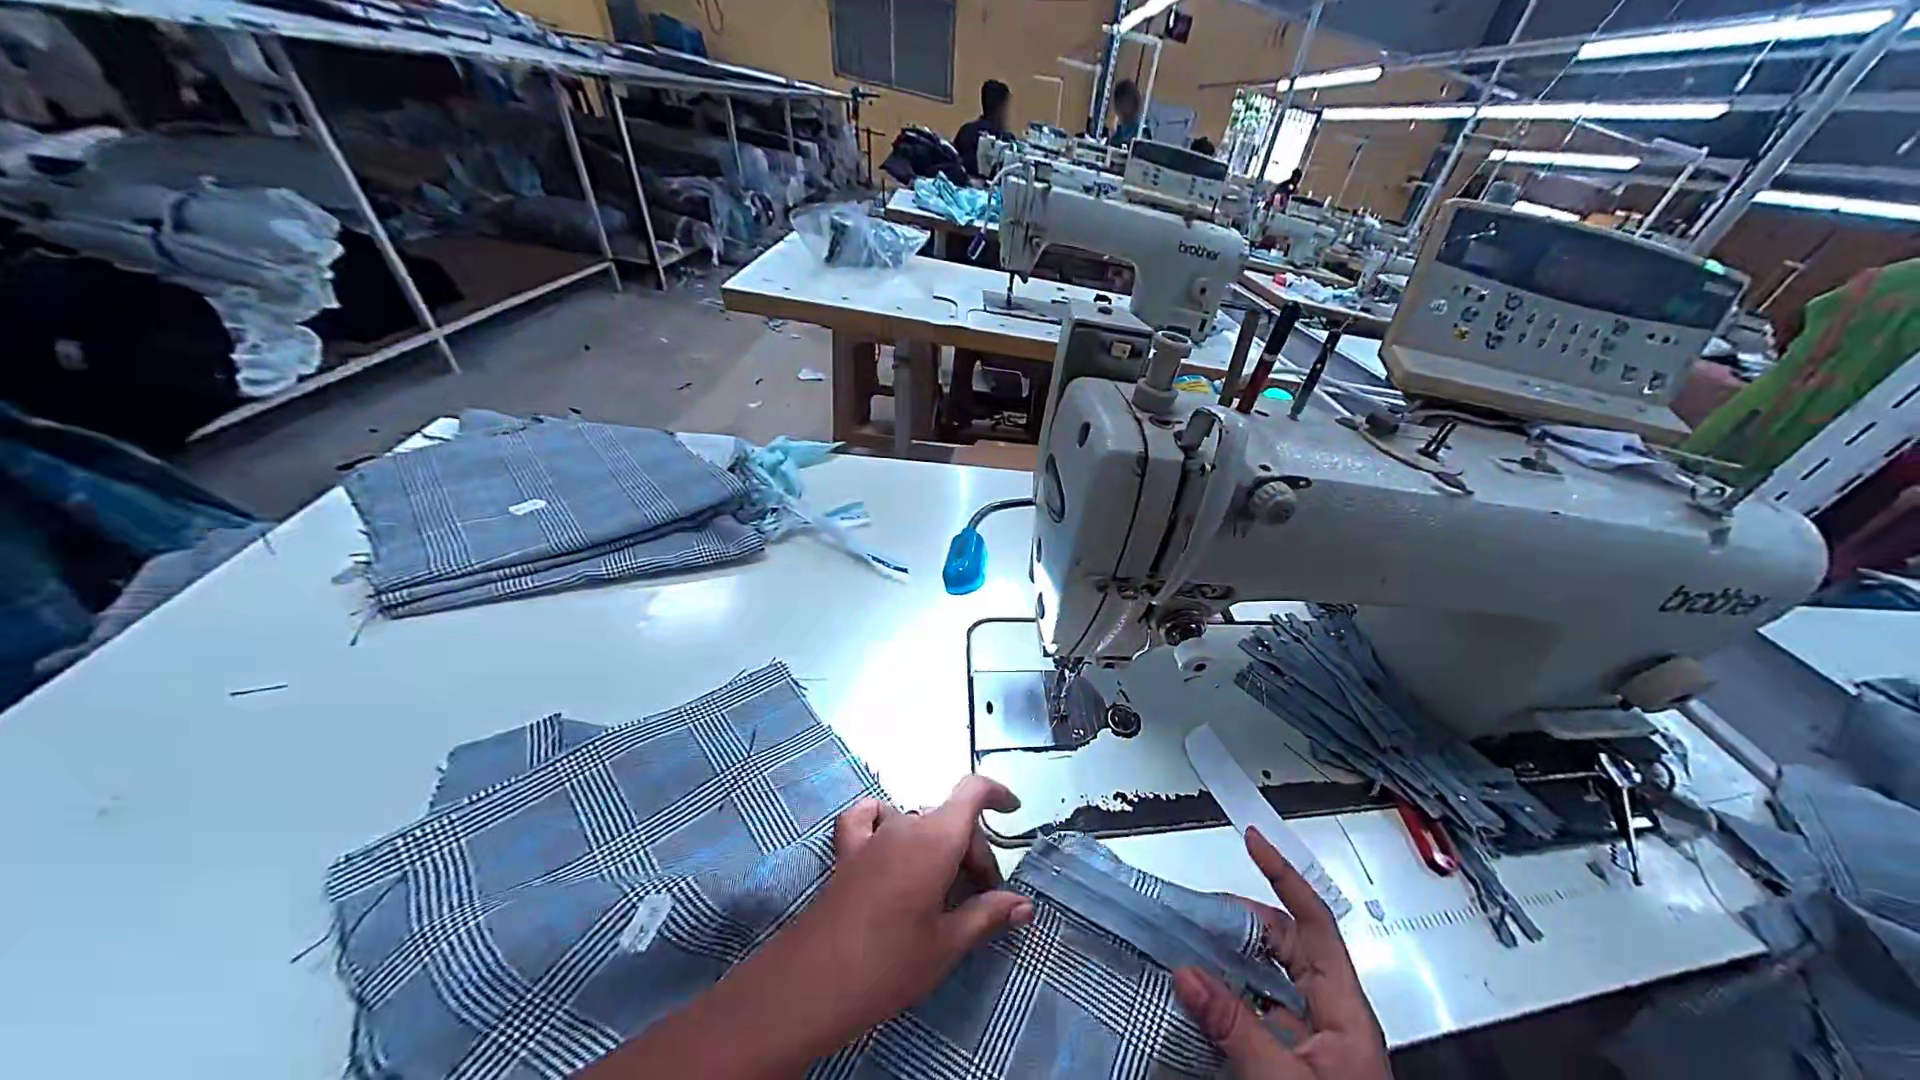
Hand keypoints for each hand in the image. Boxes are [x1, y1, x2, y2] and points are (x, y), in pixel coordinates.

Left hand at [584, 776, 1031, 1079]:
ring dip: (937, 845)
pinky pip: (866, 818)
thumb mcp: (947, 943)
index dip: (996, 793)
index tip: (1014, 810)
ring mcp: (871, 836)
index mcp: (935, 839)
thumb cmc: (890, 962)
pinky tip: (887, 839)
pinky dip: (882, 820)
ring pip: (916, 822)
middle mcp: (905, 826)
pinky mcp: (845, 851)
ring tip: (942, 888)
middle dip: (973, 851)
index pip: (971, 792)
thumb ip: (987, 915)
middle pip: (949, 820)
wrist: (815, 981)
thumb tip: (1023, 905)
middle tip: (981, 899)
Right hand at [1172, 827, 1390, 1079]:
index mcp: (1344, 1012)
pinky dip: (1221, 996)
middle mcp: (1328, 1017)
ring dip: (1226, 957)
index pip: (1315, 924)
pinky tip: (1192, 995)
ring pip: (1263, 978)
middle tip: (1195, 909)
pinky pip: (1250, 1012)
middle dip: (1240, 920)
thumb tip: (1185, 969)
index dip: (1284, 877)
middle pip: (1284, 945)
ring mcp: (1307, 1041)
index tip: (1252, 841)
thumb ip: (1236, 1028)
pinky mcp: (1285, 1061)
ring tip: (1185, 942)